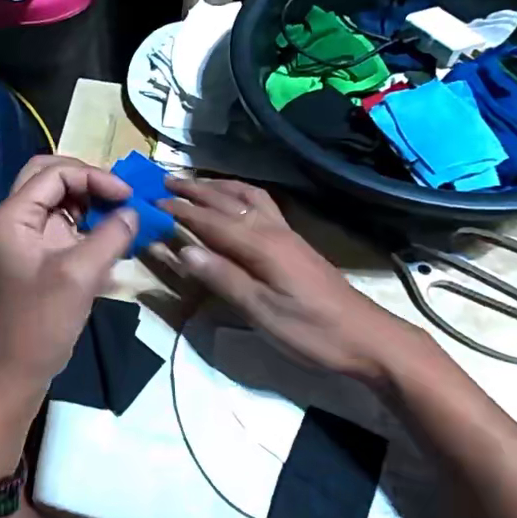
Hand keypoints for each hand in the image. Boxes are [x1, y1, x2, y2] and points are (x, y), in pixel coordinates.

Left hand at [0, 156, 135, 385]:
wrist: (19, 369)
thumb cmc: (42, 321)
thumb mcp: (80, 274)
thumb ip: (110, 235)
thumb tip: (135, 212)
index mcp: (14, 216)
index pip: (56, 174)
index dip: (94, 177)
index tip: (127, 196)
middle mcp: (18, 218)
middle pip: (51, 175)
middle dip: (88, 178)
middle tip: (118, 194)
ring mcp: (29, 235)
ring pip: (60, 196)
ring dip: (90, 197)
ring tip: (120, 210)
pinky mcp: (43, 252)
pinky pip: (67, 220)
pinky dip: (90, 219)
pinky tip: (113, 230)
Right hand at [159, 177, 435, 384]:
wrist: (365, 335)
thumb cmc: (311, 331)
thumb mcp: (262, 312)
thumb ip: (224, 278)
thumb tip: (183, 250)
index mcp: (261, 245)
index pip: (212, 221)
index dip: (181, 211)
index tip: (151, 202)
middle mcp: (274, 230)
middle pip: (229, 201)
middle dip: (196, 190)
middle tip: (165, 182)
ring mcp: (288, 234)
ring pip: (250, 197)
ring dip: (220, 187)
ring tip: (196, 184)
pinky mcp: (296, 243)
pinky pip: (263, 205)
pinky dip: (241, 195)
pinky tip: (238, 203)